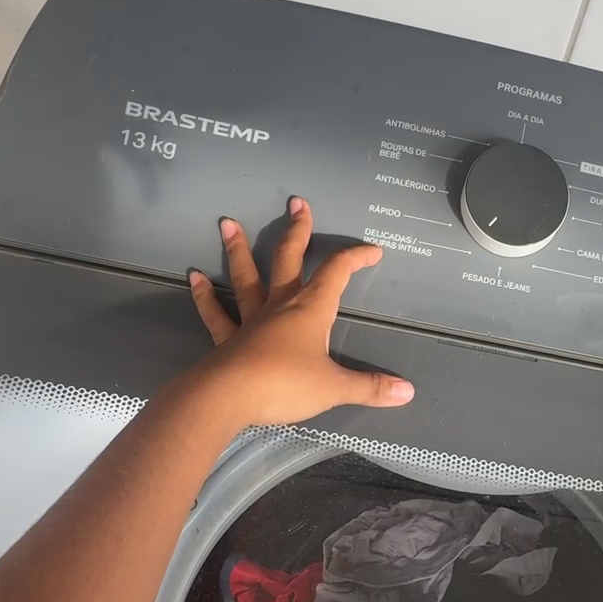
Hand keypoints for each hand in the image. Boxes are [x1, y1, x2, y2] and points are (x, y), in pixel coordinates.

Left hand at [185, 196, 414, 425]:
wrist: (229, 397)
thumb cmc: (286, 385)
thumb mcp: (335, 388)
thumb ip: (370, 387)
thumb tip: (407, 392)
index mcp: (311, 310)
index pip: (337, 274)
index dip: (356, 258)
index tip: (373, 251)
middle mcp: (280, 306)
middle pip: (288, 260)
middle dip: (297, 232)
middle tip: (296, 204)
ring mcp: (250, 320)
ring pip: (246, 278)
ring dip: (238, 250)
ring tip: (227, 223)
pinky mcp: (227, 340)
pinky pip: (216, 314)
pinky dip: (205, 296)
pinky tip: (194, 278)